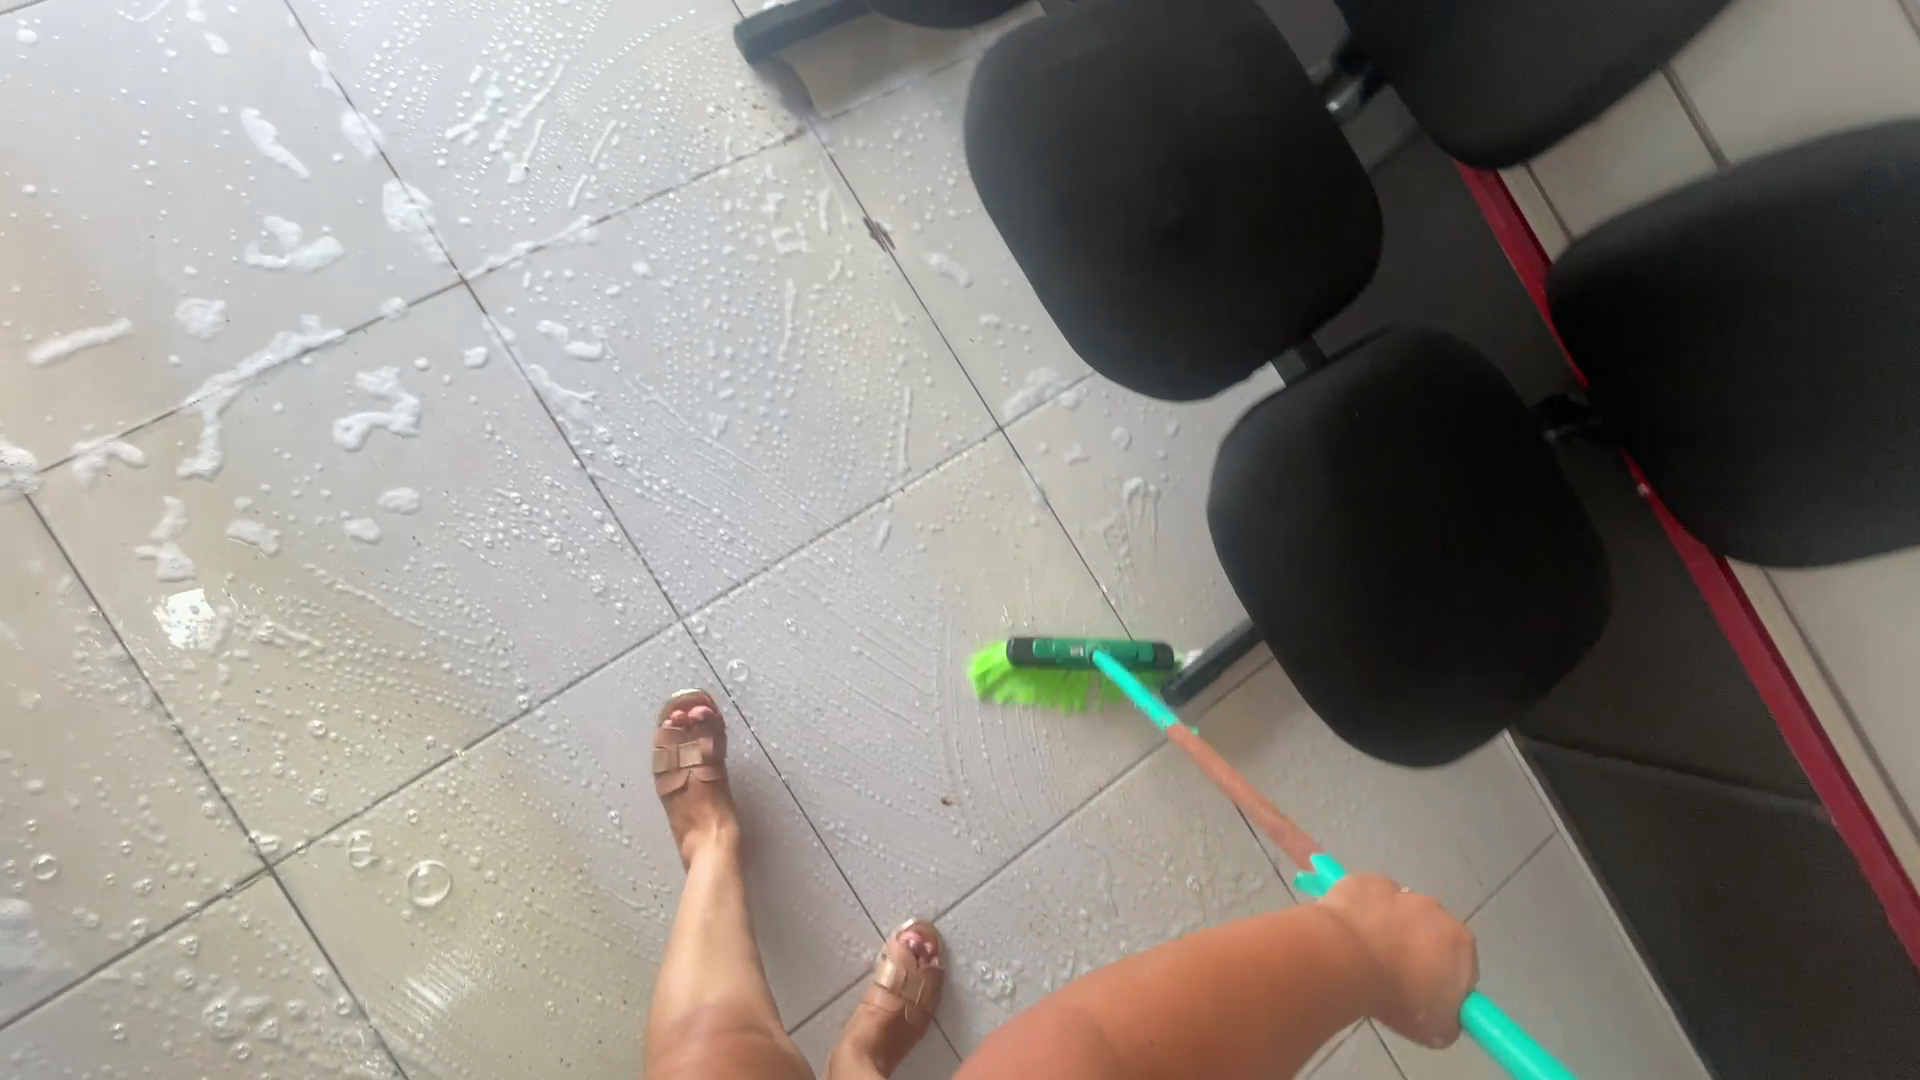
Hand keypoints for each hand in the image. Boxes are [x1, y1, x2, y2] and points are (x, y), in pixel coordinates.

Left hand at [1317, 873, 1476, 1048]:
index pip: (1460, 963)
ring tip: (1365, 949)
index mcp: (1460, 942)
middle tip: (1392, 970)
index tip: (1423, 991)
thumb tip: (1444, 1011)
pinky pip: (1366, 896)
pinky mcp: (1362, 881)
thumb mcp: (1438, 1029)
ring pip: (1396, 909)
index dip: (1443, 979)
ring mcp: (1396, 890)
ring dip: (1387, 924)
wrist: (1345, 959)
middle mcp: (1433, 908)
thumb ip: (1449, 1016)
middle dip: (1415, 946)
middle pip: (1429, 930)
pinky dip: (1360, 908)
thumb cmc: (1397, 997)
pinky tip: (1349, 927)